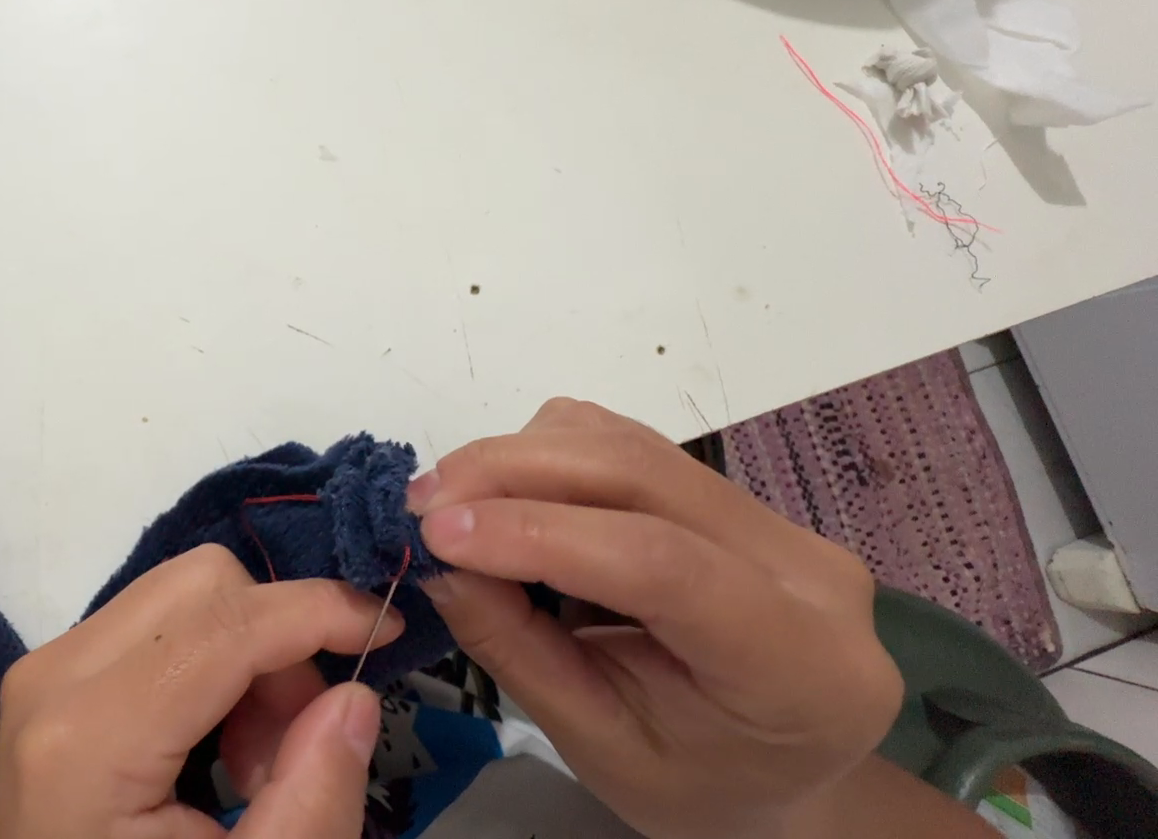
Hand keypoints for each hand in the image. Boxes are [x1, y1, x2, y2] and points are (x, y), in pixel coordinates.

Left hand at [0, 544, 402, 838]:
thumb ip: (311, 803)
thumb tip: (355, 696)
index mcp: (87, 739)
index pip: (222, 627)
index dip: (315, 612)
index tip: (388, 627)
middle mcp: (54, 673)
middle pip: (202, 584)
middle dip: (278, 643)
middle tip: (297, 740)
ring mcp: (47, 664)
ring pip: (182, 590)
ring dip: (248, 653)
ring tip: (253, 758)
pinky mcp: (56, 667)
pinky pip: (157, 616)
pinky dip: (212, 657)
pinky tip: (214, 740)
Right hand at [410, 399, 905, 838]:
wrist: (770, 769)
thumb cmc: (689, 780)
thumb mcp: (594, 743)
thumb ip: (513, 646)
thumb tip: (436, 557)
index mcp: (796, 663)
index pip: (660, 563)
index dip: (536, 533)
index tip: (435, 532)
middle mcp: (798, 563)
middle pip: (631, 468)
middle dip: (505, 470)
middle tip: (419, 502)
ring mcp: (761, 512)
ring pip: (614, 438)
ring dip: (515, 456)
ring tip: (454, 505)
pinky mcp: (714, 486)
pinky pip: (611, 437)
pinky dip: (539, 453)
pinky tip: (510, 500)